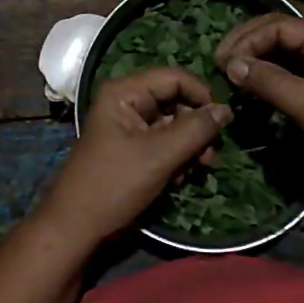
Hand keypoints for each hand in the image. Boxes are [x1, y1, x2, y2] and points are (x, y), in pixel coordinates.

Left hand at [32, 68, 231, 246]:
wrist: (77, 225)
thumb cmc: (114, 184)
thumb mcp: (158, 156)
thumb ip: (195, 130)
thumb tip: (226, 110)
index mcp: (124, 92)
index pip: (174, 77)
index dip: (202, 95)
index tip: (224, 122)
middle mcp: (127, 101)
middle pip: (175, 100)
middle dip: (196, 127)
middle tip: (209, 157)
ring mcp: (129, 124)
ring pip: (173, 123)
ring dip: (189, 146)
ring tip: (193, 171)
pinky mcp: (133, 146)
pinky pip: (164, 141)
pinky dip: (176, 157)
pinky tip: (177, 178)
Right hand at [215, 14, 303, 185]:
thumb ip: (270, 81)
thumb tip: (231, 65)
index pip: (280, 26)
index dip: (247, 40)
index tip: (221, 62)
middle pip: (281, 36)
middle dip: (248, 47)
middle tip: (219, 66)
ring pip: (284, 57)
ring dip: (256, 64)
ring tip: (230, 78)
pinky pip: (291, 78)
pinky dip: (268, 81)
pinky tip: (250, 92)